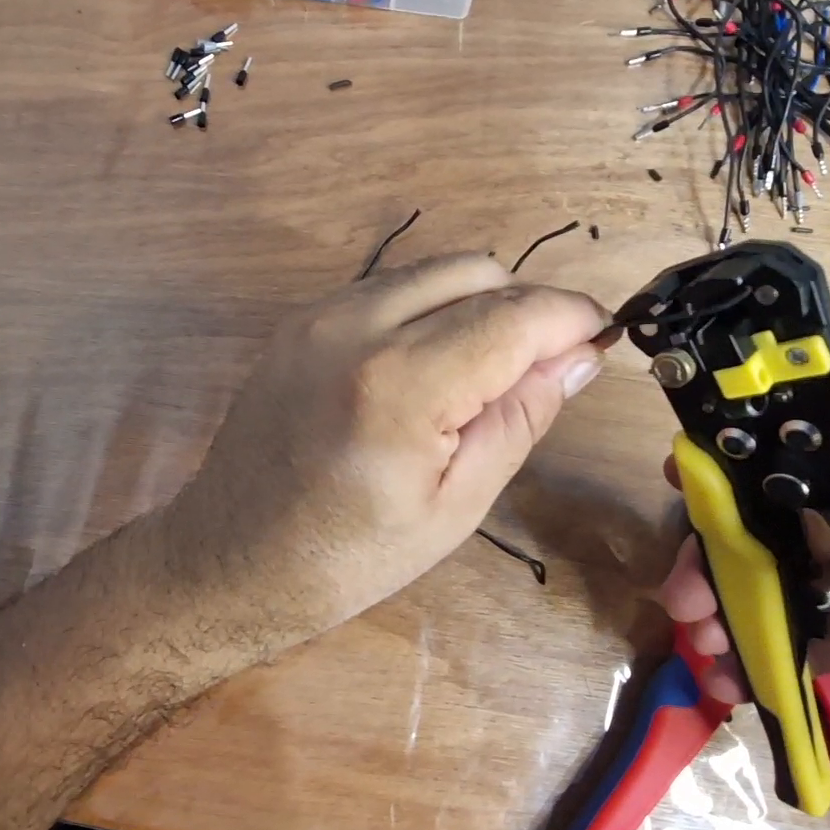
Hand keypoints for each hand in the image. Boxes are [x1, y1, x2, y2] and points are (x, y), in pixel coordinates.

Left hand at [163, 252, 612, 639]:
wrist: (230, 557)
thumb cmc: (347, 558)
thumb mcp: (454, 506)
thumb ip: (520, 417)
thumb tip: (579, 355)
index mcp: (400, 387)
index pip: (515, 314)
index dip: (571, 318)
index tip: (599, 339)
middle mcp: (353, 327)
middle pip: (477, 271)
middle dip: (525, 308)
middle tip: (536, 370)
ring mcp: (317, 315)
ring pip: (431, 271)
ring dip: (475, 304)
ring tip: (477, 375)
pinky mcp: (297, 320)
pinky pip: (385, 288)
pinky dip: (425, 310)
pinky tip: (423, 368)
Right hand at [659, 451, 829, 829]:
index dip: (795, 473)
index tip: (708, 490)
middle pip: (824, 522)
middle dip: (746, 556)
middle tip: (686, 603)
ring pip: (809, 574)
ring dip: (749, 607)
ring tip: (711, 656)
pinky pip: (825, 628)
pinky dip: (778, 651)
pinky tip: (749, 681)